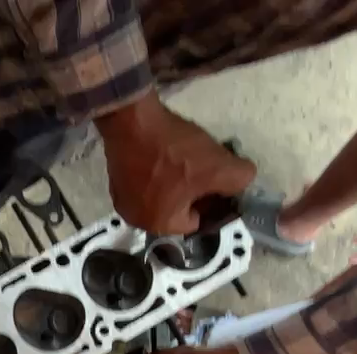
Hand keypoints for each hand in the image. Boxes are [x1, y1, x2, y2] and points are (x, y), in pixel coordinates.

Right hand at [98, 95, 256, 234]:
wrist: (133, 126)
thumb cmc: (175, 152)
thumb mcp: (220, 166)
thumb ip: (240, 181)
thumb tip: (240, 184)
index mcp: (161, 224)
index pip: (198, 221)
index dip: (213, 200)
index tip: (219, 177)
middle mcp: (138, 221)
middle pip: (178, 210)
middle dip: (192, 192)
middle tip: (202, 166)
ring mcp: (124, 204)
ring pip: (161, 198)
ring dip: (174, 184)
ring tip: (181, 159)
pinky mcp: (116, 186)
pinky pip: (144, 188)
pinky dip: (154, 177)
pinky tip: (161, 157)